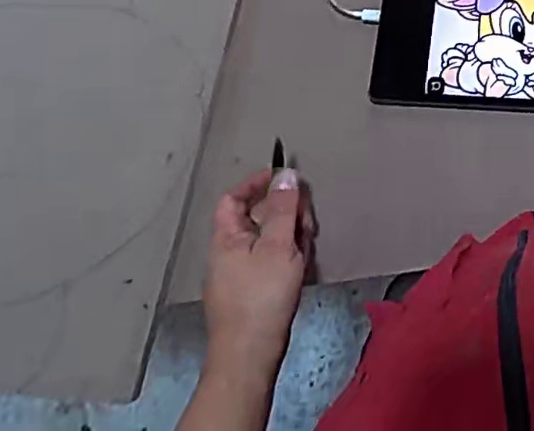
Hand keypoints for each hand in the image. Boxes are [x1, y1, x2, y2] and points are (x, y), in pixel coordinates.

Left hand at [201, 167, 315, 375]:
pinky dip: (288, 255)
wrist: (250, 359)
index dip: (256, 183)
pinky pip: (272, 259)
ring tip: (306, 246)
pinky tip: (302, 266)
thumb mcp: (278, 245)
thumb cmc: (261, 298)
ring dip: (291, 235)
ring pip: (269, 237)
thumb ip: (283, 208)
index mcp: (227, 238)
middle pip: (258, 215)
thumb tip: (285, 174)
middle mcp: (229, 252)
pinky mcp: (254, 291)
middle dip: (285, 211)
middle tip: (305, 221)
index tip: (283, 178)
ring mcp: (241, 273)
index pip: (235, 197)